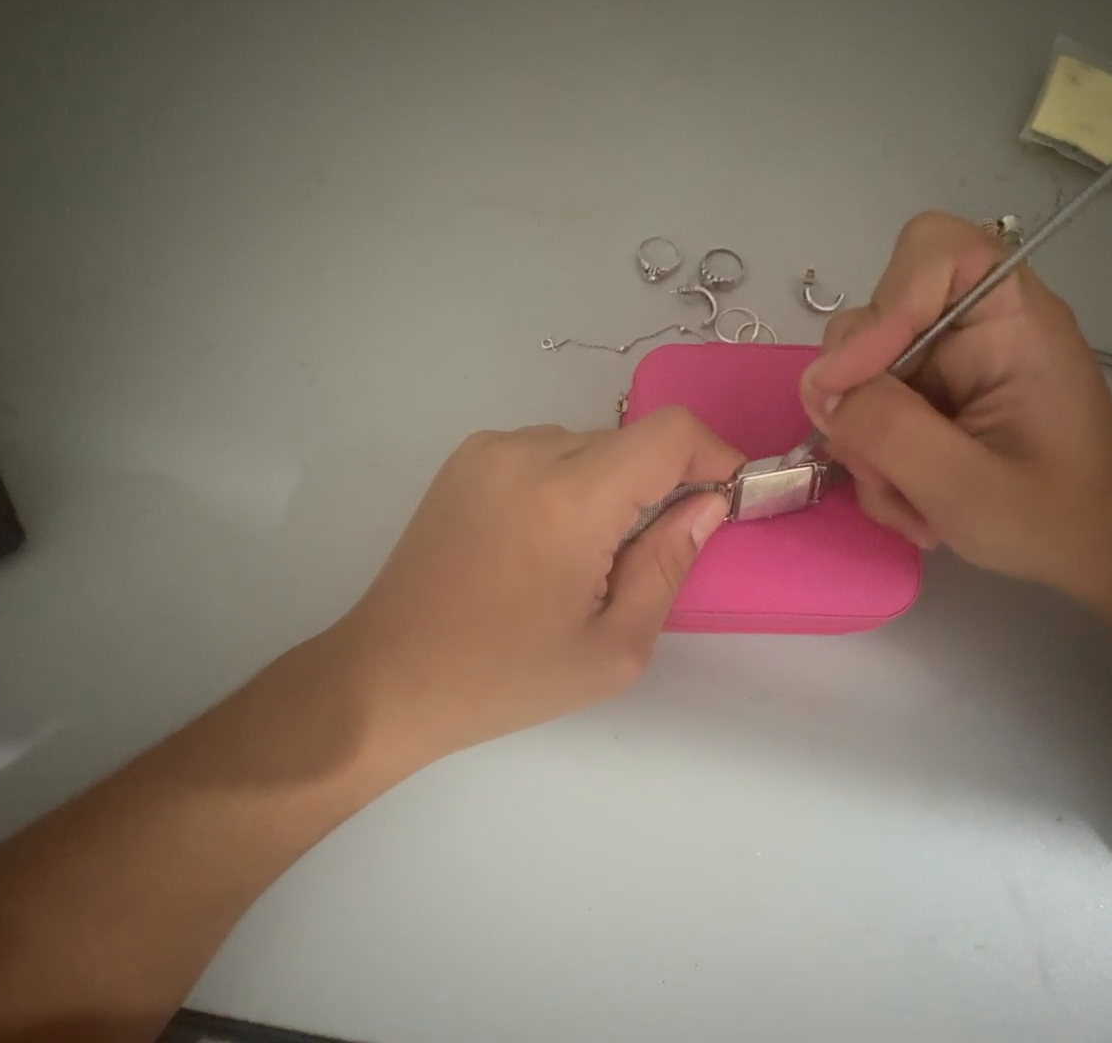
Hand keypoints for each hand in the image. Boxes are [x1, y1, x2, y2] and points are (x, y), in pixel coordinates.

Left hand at [326, 408, 742, 766]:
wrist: (386, 677)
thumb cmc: (504, 678)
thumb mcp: (613, 648)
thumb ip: (670, 564)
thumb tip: (707, 504)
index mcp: (569, 498)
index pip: (669, 432)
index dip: (714, 454)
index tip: (724, 499)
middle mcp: (527, 451)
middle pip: (630, 441)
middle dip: (660, 485)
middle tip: (646, 557)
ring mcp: (488, 449)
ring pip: (588, 445)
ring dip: (610, 487)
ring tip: (582, 560)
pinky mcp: (464, 459)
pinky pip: (545, 451)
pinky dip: (568, 484)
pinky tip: (542, 544)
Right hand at [800, 211, 1111, 595]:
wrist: (1094, 555)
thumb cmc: (1056, 520)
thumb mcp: (967, 486)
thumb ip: (889, 430)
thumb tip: (825, 391)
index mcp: (1009, 321)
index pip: (933, 249)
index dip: (884, 306)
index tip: (853, 383)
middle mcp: (969, 329)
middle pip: (872, 322)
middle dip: (859, 402)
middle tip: (876, 466)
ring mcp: (942, 367)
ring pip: (857, 379)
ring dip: (864, 448)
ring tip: (909, 501)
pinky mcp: (925, 402)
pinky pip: (865, 415)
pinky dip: (873, 466)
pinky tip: (911, 503)